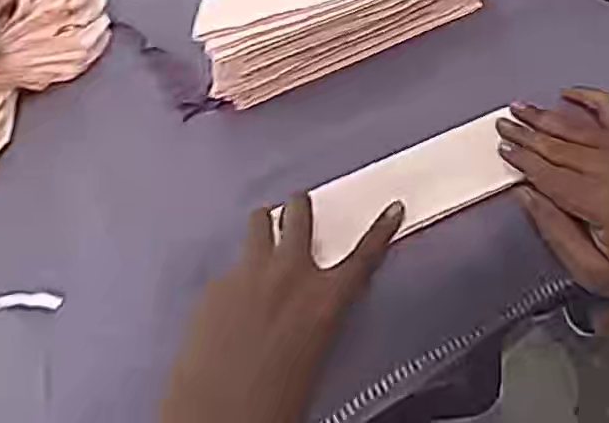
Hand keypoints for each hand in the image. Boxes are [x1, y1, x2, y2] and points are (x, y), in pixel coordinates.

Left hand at [164, 194, 403, 422]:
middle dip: (301, 205)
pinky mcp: (215, 286)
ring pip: (259, 222)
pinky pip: (230, 267)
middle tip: (299, 206)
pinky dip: (235, 275)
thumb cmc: (271, 406)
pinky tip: (230, 298)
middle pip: (300, 214)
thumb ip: (320, 312)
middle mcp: (290, 275)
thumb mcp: (316, 351)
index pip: (365, 254)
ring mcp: (249, 274)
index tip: (392, 209)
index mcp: (324, 300)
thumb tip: (314, 301)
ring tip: (264, 232)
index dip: (382, 228)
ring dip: (265, 225)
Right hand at [497, 89, 608, 318]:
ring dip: (545, 116)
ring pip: (576, 128)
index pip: (550, 174)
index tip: (502, 148)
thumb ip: (554, 230)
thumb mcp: (590, 271)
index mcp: (602, 202)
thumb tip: (524, 192)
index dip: (523, 160)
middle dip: (526, 134)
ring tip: (519, 107)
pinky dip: (589, 97)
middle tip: (501, 124)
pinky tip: (567, 92)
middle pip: (559, 146)